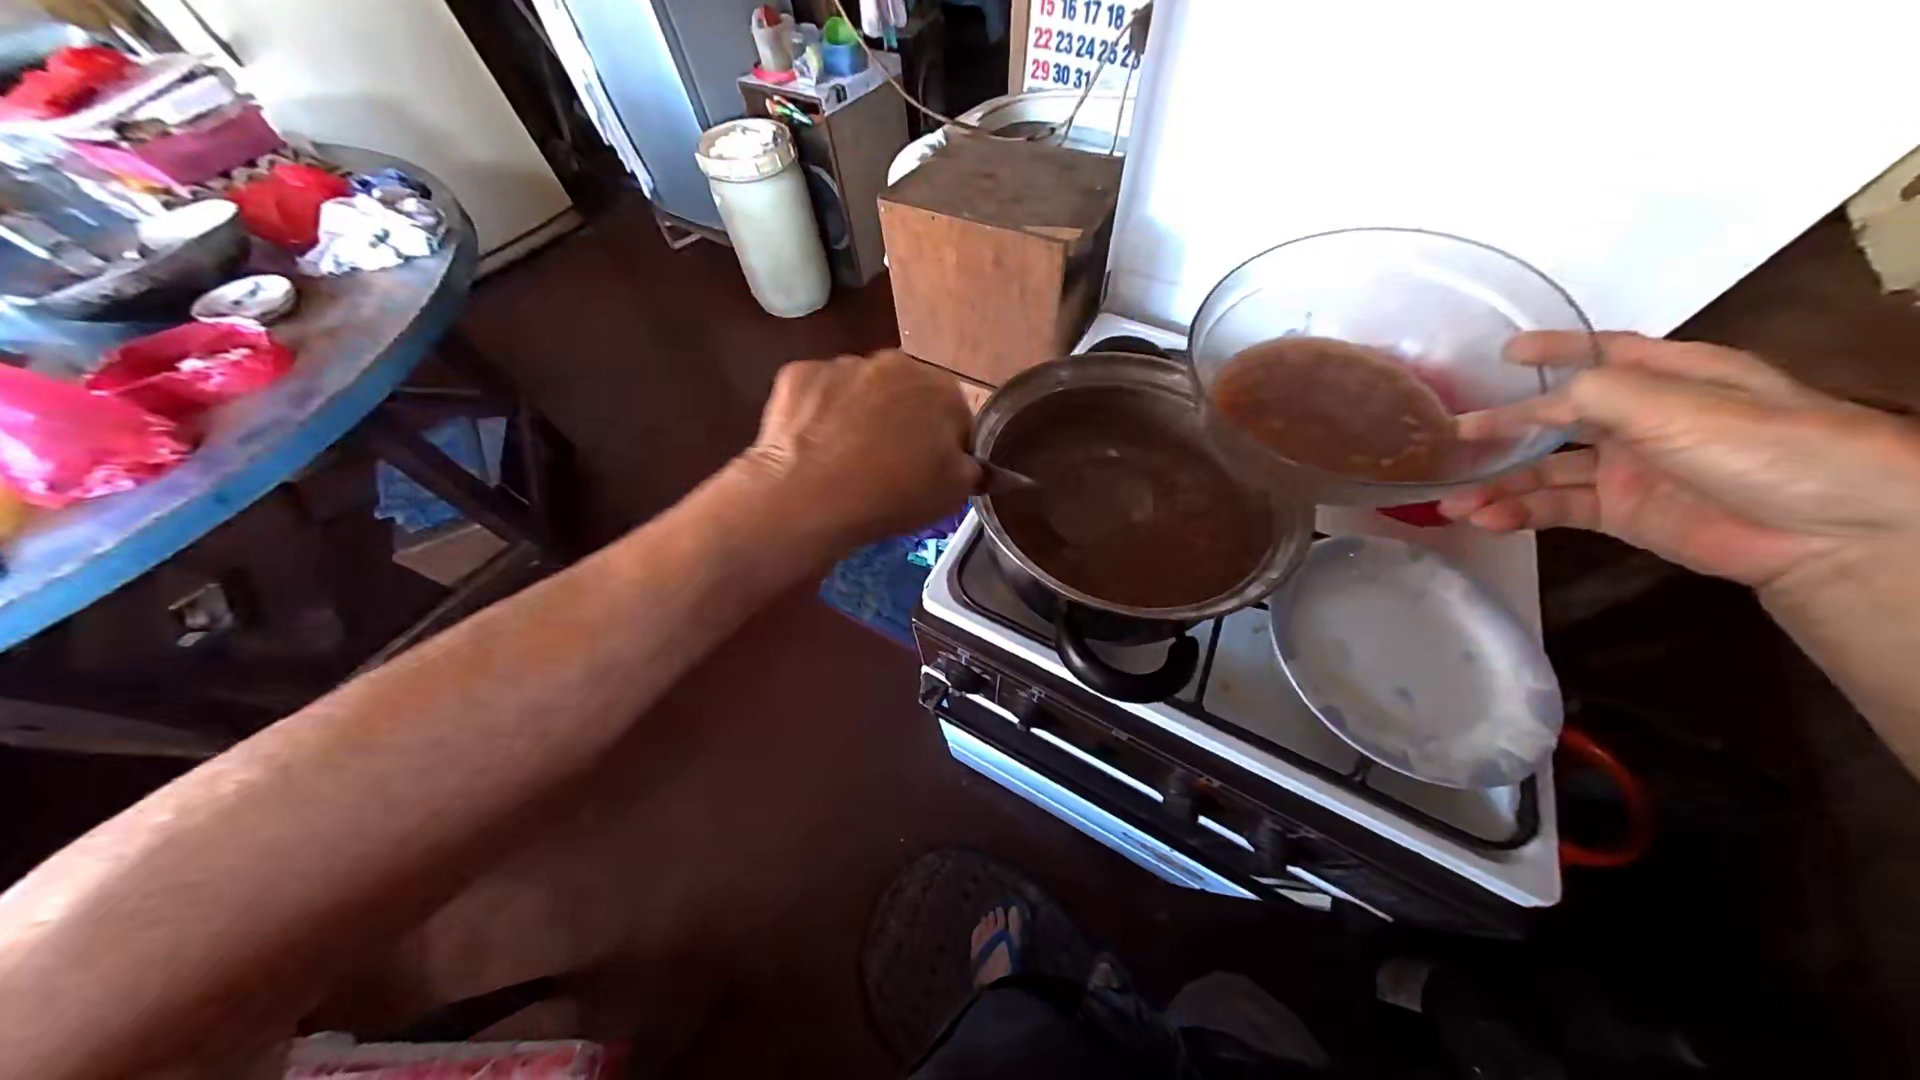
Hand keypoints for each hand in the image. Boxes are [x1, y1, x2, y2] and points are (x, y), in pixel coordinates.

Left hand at [742, 349, 978, 546]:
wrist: (810, 497)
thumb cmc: (893, 493)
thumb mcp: (955, 493)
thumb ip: (975, 470)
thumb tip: (976, 464)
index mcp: (941, 387)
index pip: (955, 415)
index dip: (945, 448)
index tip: (930, 473)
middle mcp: (893, 362)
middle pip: (906, 395)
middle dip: (903, 424)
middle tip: (890, 468)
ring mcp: (841, 365)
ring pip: (860, 391)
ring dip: (859, 416)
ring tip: (846, 462)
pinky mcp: (798, 376)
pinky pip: (818, 395)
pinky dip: (818, 415)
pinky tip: (815, 448)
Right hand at [1438, 331, 1919, 587]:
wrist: (1830, 535)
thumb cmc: (1766, 446)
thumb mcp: (1678, 405)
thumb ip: (1596, 395)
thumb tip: (1532, 403)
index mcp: (1670, 378)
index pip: (1602, 354)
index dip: (1554, 350)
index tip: (1503, 352)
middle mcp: (1644, 420)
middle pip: (1557, 420)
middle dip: (1502, 431)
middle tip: (1449, 441)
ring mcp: (1630, 470)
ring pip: (1546, 472)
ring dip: (1499, 485)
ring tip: (1454, 501)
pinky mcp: (1622, 514)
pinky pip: (1557, 509)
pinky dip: (1519, 514)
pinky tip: (1487, 520)